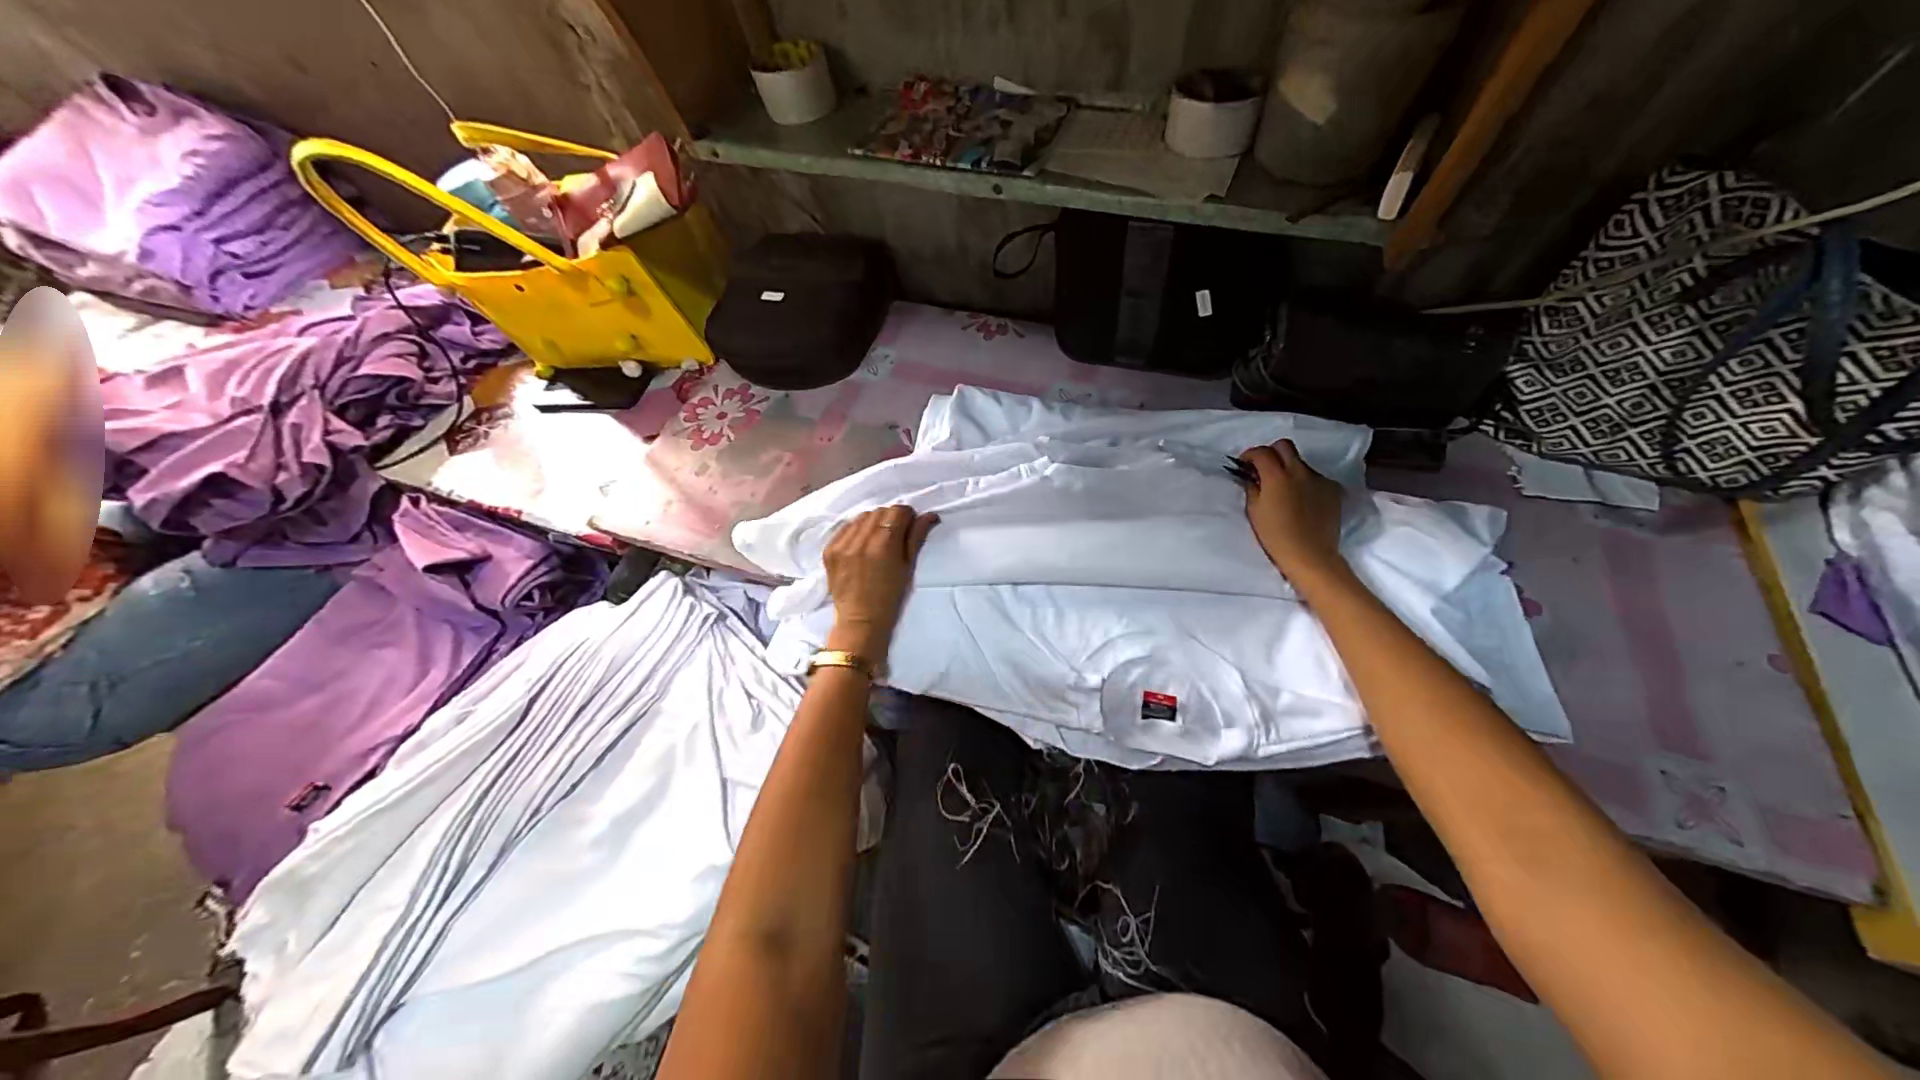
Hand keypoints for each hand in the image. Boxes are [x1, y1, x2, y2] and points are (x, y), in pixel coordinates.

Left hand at [822, 504, 938, 661]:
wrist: (860, 619)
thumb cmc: (890, 596)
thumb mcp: (908, 566)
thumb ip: (917, 536)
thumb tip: (930, 515)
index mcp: (884, 545)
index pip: (897, 511)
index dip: (907, 515)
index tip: (909, 525)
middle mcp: (861, 541)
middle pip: (879, 511)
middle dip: (890, 517)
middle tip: (895, 533)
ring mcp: (842, 545)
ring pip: (862, 516)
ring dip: (873, 522)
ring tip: (877, 539)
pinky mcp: (829, 550)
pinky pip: (845, 527)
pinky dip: (856, 530)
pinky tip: (861, 544)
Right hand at [1240, 439, 1347, 585]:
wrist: (1310, 555)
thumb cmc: (1275, 536)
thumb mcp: (1254, 511)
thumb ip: (1253, 488)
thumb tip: (1252, 477)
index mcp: (1277, 477)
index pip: (1261, 452)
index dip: (1250, 455)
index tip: (1245, 464)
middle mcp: (1300, 471)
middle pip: (1284, 446)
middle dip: (1271, 453)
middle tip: (1264, 468)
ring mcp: (1319, 479)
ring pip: (1301, 462)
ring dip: (1289, 469)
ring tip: (1285, 489)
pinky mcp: (1333, 489)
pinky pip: (1315, 478)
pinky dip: (1305, 482)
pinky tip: (1302, 499)